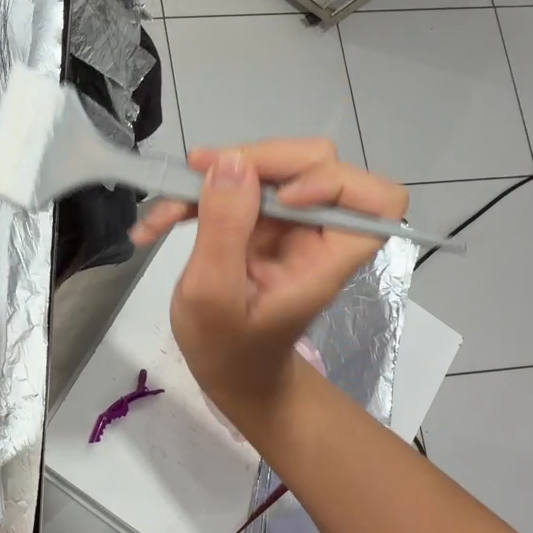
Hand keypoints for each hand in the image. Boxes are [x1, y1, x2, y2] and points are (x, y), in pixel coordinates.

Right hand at [132, 140, 407, 410]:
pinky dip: (193, 197)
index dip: (334, 183)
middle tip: (199, 171)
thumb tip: (231, 162)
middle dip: (254, 162)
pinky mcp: (256, 222)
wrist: (225, 371)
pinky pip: (232, 188)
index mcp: (329, 257)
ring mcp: (286, 223)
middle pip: (312, 164)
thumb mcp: (214, 294)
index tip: (283, 197)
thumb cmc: (227, 348)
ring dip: (210, 178)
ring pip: (265, 169)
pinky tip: (157, 224)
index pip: (376, 200)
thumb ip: (224, 228)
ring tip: (163, 209)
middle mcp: (316, 230)